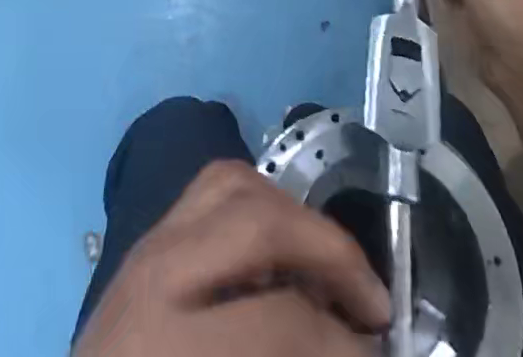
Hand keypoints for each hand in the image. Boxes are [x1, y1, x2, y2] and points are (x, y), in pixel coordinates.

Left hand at [74, 161, 387, 356]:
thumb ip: (288, 352)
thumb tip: (352, 344)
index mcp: (166, 344)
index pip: (280, 321)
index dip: (342, 343)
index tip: (376, 350)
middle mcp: (154, 277)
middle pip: (259, 222)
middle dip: (331, 253)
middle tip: (371, 300)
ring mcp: (146, 247)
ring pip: (232, 182)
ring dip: (294, 214)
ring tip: (326, 261)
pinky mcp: (147, 239)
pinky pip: (210, 189)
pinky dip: (257, 202)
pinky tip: (280, 246)